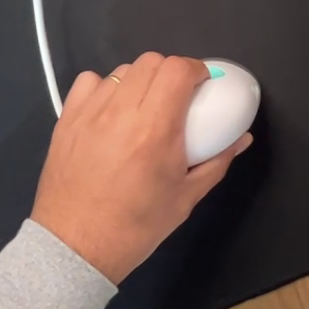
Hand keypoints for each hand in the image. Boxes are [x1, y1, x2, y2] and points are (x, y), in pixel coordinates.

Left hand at [31, 52, 252, 283]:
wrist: (76, 247)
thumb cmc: (136, 226)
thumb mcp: (186, 197)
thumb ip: (217, 161)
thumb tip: (242, 138)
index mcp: (155, 129)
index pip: (177, 70)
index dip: (196, 68)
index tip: (202, 83)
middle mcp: (121, 111)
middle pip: (151, 61)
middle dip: (171, 71)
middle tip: (178, 96)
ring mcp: (90, 112)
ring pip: (122, 69)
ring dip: (140, 79)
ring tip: (144, 105)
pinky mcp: (67, 117)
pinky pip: (89, 81)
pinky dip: (105, 87)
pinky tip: (110, 109)